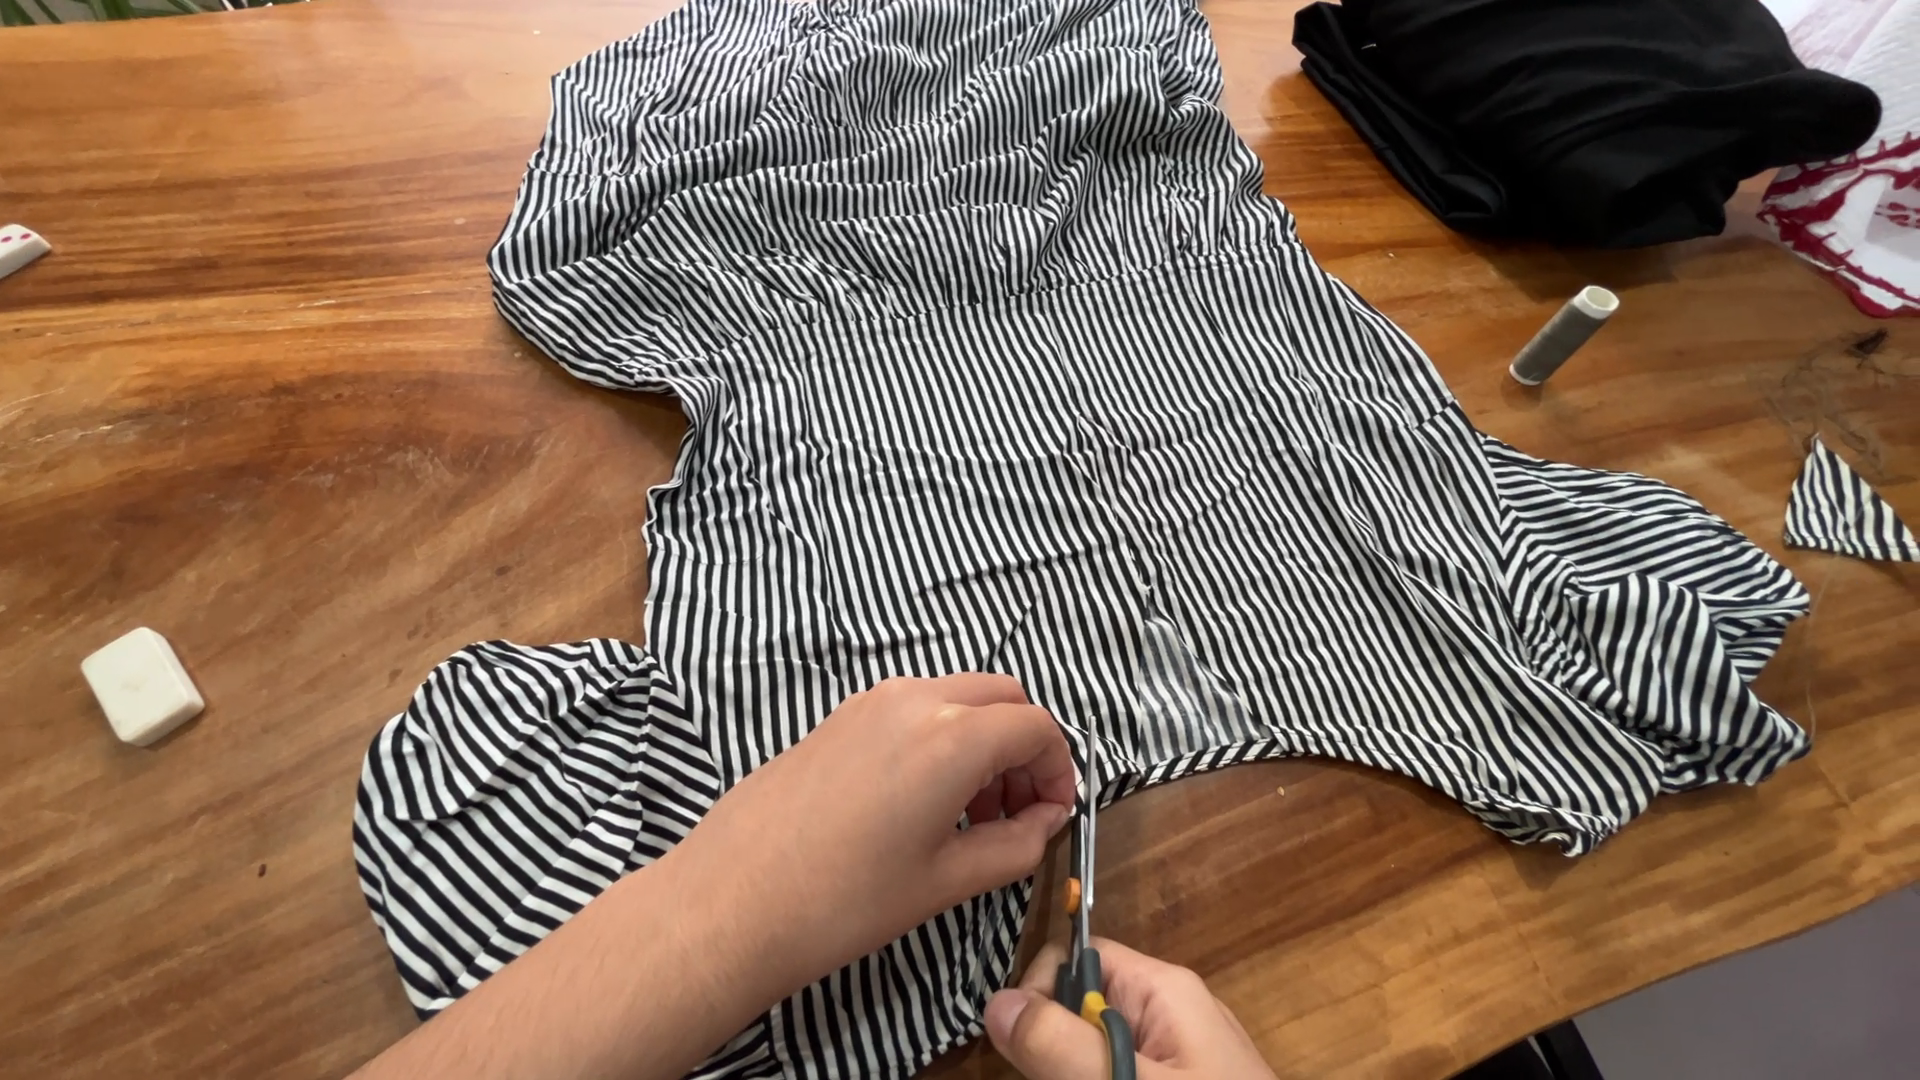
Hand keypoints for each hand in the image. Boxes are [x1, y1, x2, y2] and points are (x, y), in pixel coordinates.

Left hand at [663, 673, 1078, 1003]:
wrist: (731, 899)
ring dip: (984, 739)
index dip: (1058, 768)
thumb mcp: (947, 880)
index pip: (1036, 726)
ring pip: (959, 695)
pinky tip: (921, 795)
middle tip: (1017, 809)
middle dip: (1024, 747)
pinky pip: (916, 705)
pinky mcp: (842, 712)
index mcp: (953, 734)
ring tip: (970, 810)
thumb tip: (1047, 820)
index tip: (1053, 813)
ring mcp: (873, 698)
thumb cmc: (846, 900)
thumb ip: (1018, 844)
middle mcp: (917, 697)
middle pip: (1002, 696)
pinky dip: (942, 734)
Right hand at [984, 939, 1278, 1079]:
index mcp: (1163, 989)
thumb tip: (996, 1000)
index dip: (1041, 993)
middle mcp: (1170, 1014)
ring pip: (1098, 1055)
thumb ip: (1063, 1045)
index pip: (1078, 956)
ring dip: (1077, 1076)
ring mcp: (1180, 1060)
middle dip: (1058, 1055)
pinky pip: (1124, 1074)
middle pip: (1084, 1009)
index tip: (1024, 1053)